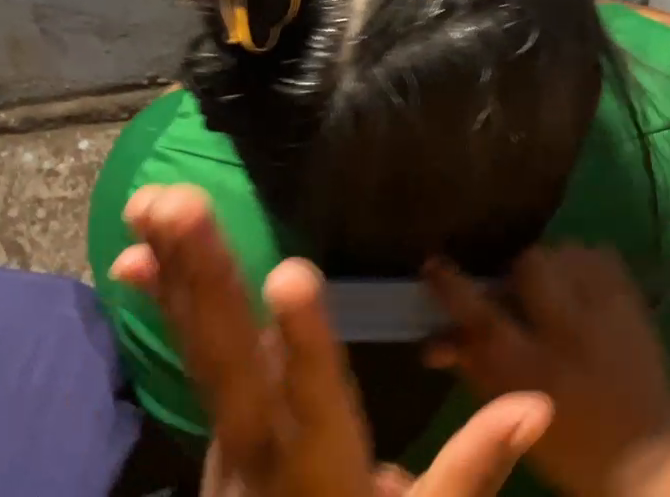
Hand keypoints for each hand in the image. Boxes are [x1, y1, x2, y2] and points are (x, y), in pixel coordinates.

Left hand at [111, 184, 552, 496]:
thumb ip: (472, 468)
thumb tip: (537, 404)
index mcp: (320, 463)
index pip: (314, 397)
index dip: (303, 342)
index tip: (293, 276)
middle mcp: (259, 438)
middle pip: (231, 358)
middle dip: (209, 277)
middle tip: (181, 205)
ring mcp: (226, 425)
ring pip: (197, 343)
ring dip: (174, 270)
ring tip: (150, 202)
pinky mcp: (215, 413)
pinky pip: (185, 349)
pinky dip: (160, 298)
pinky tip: (132, 256)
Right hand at [423, 246, 669, 495]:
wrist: (647, 454)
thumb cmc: (568, 441)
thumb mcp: (512, 409)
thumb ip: (472, 367)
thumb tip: (433, 339)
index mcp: (531, 370)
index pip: (482, 316)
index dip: (453, 287)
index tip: (433, 264)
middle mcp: (569, 332)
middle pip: (529, 264)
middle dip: (515, 269)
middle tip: (515, 289)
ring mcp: (607, 310)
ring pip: (566, 251)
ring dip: (552, 262)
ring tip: (553, 287)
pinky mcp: (633, 299)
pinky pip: (600, 253)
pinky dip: (583, 261)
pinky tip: (581, 284)